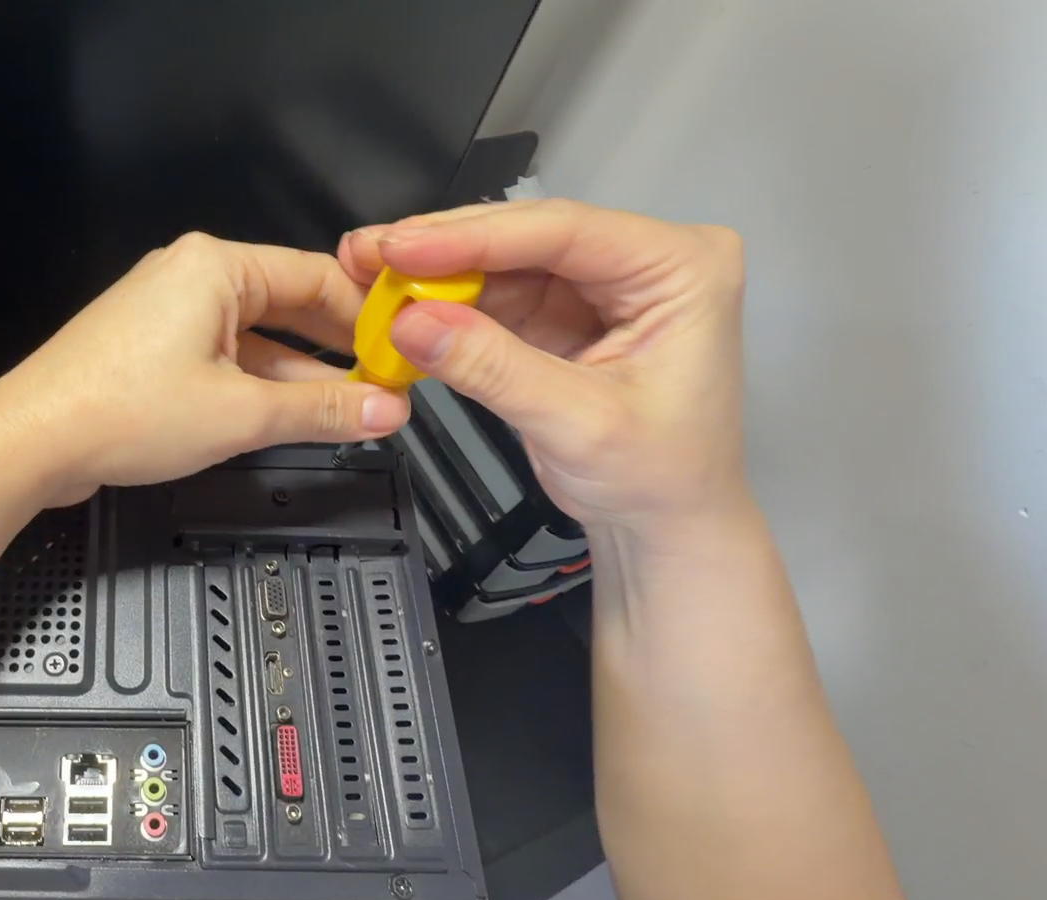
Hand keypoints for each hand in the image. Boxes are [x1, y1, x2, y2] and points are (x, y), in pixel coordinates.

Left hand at [0, 233, 412, 505]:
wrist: (31, 442)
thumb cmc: (121, 412)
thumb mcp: (239, 414)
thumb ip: (319, 411)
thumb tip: (381, 411)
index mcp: (214, 267)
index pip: (316, 278)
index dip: (365, 318)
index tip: (399, 352)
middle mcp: (188, 279)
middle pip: (284, 307)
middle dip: (333, 351)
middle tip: (380, 385)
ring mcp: (163, 317)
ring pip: (250, 340)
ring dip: (294, 376)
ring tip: (345, 410)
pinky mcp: (146, 352)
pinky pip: (217, 361)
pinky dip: (251, 386)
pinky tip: (283, 416)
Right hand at [337, 199, 748, 538]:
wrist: (660, 520)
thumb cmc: (653, 475)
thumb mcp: (574, 422)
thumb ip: (492, 368)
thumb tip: (408, 323)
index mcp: (678, 266)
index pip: (563, 233)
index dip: (474, 238)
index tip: (399, 248)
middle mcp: (636, 262)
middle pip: (526, 237)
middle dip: (443, 246)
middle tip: (368, 250)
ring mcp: (592, 289)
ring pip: (500, 265)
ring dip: (433, 273)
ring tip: (369, 273)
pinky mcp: (556, 318)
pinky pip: (490, 301)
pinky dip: (443, 307)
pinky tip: (400, 306)